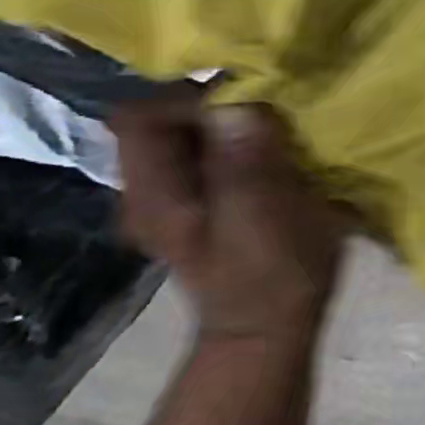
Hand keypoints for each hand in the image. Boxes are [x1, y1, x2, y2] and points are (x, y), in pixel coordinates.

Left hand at [110, 99, 347, 347]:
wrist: (272, 328)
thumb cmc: (271, 276)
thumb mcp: (264, 220)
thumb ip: (246, 165)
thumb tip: (236, 105)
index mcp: (153, 194)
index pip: (142, 116)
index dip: (192, 96)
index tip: (252, 98)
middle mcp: (151, 189)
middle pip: (165, 119)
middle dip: (218, 102)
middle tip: (275, 104)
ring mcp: (177, 195)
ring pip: (191, 132)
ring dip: (235, 119)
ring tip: (282, 122)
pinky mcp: (207, 199)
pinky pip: (213, 150)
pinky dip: (243, 138)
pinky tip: (278, 147)